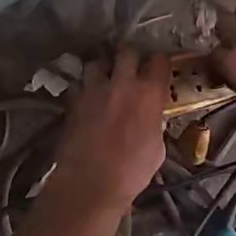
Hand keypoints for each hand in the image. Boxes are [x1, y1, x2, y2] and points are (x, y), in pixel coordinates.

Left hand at [48, 49, 169, 210]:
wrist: (90, 183)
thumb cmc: (133, 171)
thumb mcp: (157, 147)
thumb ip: (154, 124)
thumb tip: (151, 119)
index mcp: (149, 94)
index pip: (159, 61)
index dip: (161, 62)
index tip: (161, 68)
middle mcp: (122, 84)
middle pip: (127, 52)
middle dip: (131, 57)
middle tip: (133, 68)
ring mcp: (93, 91)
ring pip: (97, 63)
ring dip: (104, 68)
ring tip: (106, 79)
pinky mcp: (73, 102)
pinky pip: (79, 85)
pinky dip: (85, 88)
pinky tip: (88, 99)